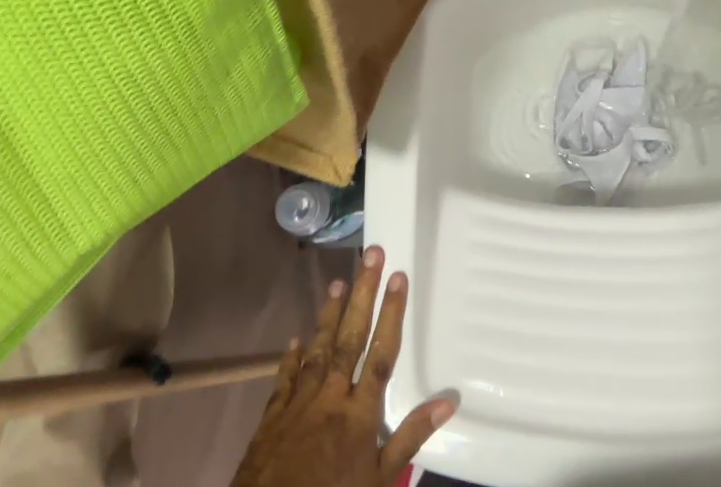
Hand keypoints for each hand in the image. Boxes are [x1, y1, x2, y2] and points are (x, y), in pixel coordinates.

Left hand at [234, 246, 453, 486]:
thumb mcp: (379, 478)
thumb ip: (410, 438)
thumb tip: (448, 401)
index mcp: (359, 413)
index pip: (381, 353)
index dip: (391, 313)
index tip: (398, 277)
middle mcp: (331, 397)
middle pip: (350, 337)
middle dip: (362, 294)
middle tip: (371, 255)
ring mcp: (299, 403)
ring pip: (318, 349)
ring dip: (329, 314)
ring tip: (338, 282)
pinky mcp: (273, 417)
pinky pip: (285, 378)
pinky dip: (292, 357)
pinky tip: (297, 339)